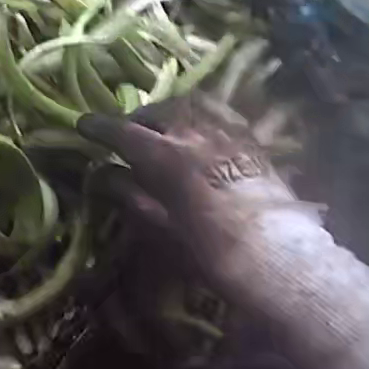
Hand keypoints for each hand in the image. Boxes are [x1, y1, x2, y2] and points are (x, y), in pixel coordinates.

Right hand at [80, 98, 368, 368]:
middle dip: (136, 119)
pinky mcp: (252, 141)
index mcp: (166, 156)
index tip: (83, 125)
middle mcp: (195, 134)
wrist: (284, 263)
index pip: (122, 131)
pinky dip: (201, 115)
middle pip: (157, 111)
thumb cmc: (213, 252)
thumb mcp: (160, 227)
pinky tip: (199, 130)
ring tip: (161, 126)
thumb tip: (101, 174)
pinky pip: (220, 113)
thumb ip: (128, 194)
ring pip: (190, 105)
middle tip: (126, 133)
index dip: (99, 127)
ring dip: (168, 112)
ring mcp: (228, 133)